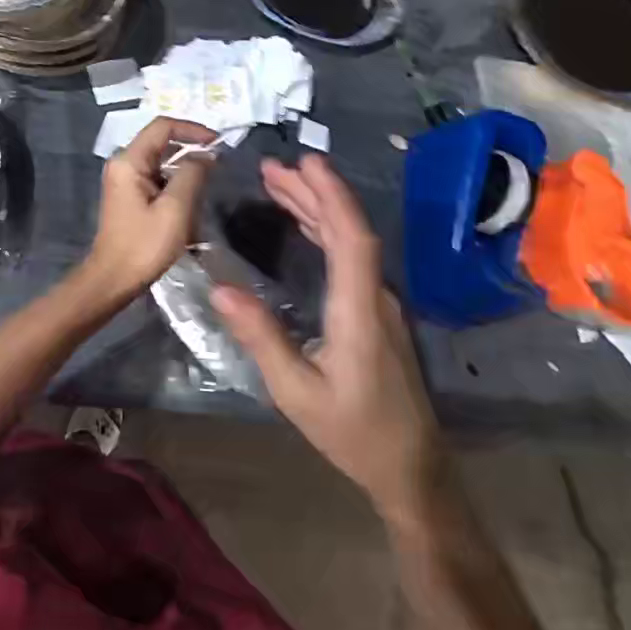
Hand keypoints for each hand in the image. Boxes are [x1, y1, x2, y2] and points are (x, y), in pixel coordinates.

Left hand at [82, 117, 218, 294]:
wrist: (113, 279)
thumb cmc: (144, 245)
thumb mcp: (176, 208)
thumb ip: (192, 174)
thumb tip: (206, 155)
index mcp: (129, 161)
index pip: (163, 127)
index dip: (193, 129)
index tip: (218, 142)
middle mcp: (122, 163)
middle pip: (161, 142)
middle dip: (190, 149)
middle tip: (218, 164)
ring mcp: (124, 179)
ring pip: (160, 161)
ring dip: (184, 169)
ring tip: (207, 185)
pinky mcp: (129, 195)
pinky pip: (156, 178)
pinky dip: (175, 183)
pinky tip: (190, 201)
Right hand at [212, 154, 442, 521]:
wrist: (410, 466)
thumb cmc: (353, 432)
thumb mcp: (296, 392)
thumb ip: (261, 338)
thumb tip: (220, 289)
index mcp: (357, 309)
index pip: (350, 237)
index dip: (330, 196)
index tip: (305, 163)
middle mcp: (373, 295)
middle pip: (347, 230)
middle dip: (312, 193)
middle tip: (271, 168)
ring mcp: (378, 302)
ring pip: (349, 241)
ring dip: (317, 209)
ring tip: (279, 185)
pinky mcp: (374, 312)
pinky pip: (350, 257)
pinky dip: (324, 232)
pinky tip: (304, 226)